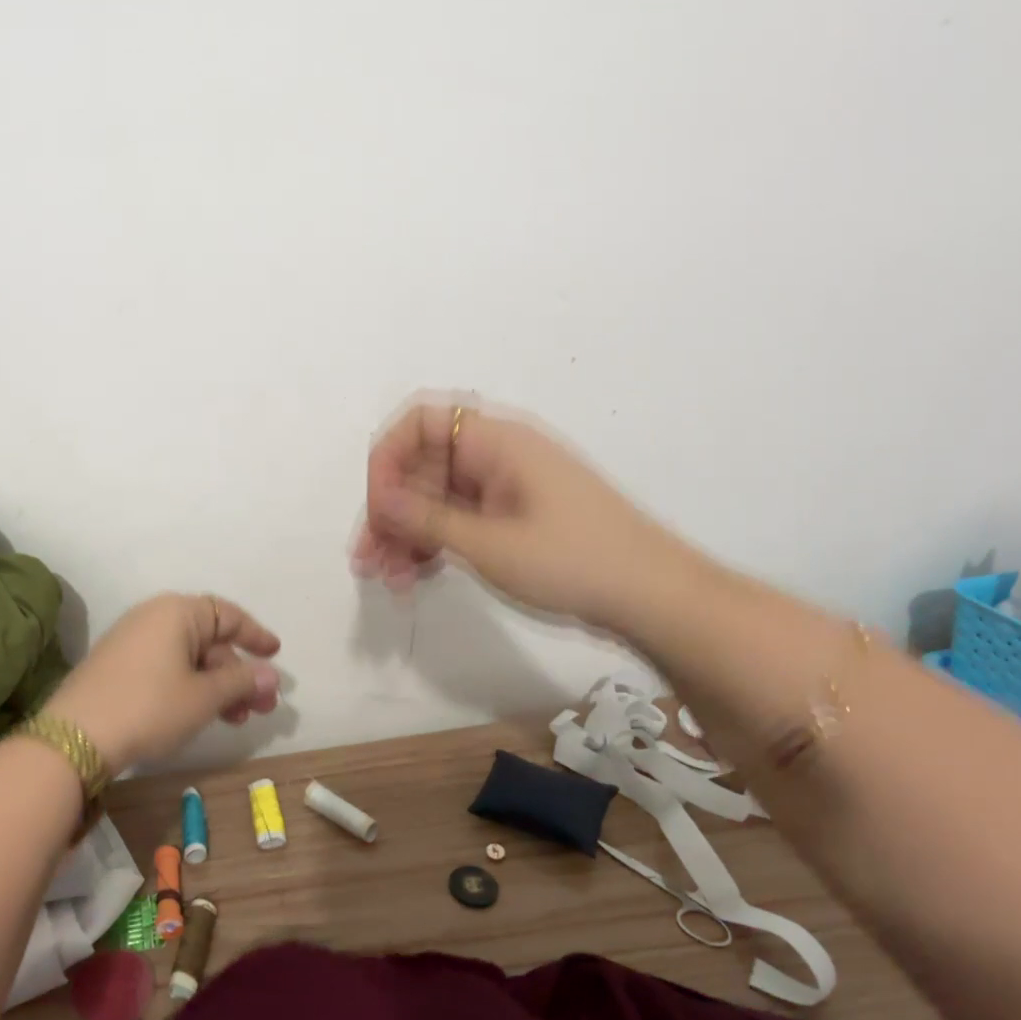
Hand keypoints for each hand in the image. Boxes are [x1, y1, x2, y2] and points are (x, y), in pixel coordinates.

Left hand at [45, 593, 281, 774]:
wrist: (77, 735)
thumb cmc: (150, 706)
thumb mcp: (203, 697)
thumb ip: (241, 682)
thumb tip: (271, 674)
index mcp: (177, 612)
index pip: (226, 614)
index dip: (254, 634)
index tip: (275, 654)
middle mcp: (154, 618)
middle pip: (208, 639)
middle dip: (238, 672)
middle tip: (262, 706)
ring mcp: (133, 642)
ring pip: (188, 658)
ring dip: (217, 686)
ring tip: (237, 719)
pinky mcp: (119, 667)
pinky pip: (167, 668)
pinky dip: (191, 688)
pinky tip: (203, 716)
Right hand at [352, 394, 697, 627]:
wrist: (653, 597)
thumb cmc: (573, 560)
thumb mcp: (489, 543)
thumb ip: (425, 518)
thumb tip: (377, 498)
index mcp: (496, 442)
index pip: (421, 422)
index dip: (388, 457)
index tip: (377, 507)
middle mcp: (495, 456)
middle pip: (421, 467)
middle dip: (388, 511)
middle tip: (367, 561)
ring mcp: (503, 490)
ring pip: (434, 499)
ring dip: (404, 535)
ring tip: (387, 579)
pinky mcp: (510, 520)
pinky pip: (456, 521)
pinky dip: (432, 545)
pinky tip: (414, 577)